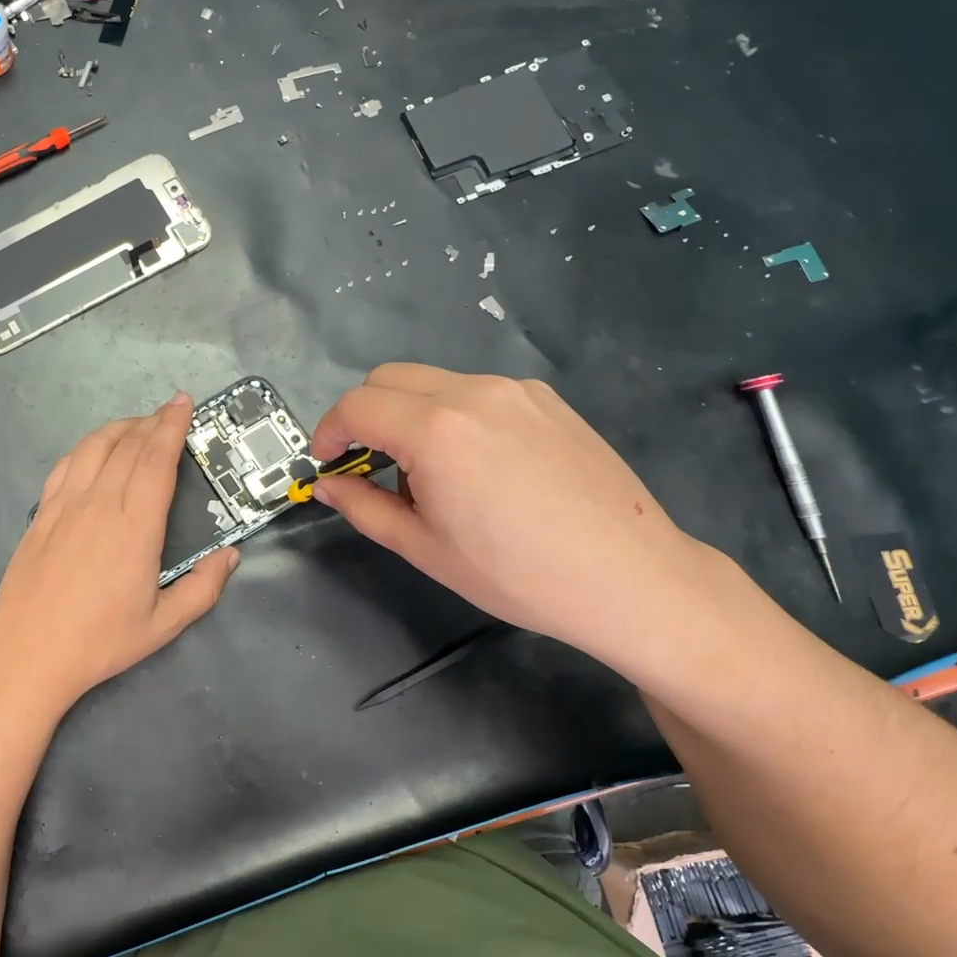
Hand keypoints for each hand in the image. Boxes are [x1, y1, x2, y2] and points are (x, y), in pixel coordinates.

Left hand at [0, 394, 240, 709]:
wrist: (28, 653)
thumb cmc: (99, 642)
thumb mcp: (163, 626)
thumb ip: (202, 588)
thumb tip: (230, 555)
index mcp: (134, 527)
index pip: (157, 460)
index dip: (172, 427)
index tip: (184, 404)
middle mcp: (99, 504)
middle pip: (128, 446)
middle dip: (153, 421)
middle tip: (172, 410)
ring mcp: (64, 505)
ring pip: (93, 447)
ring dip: (120, 428)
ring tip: (138, 424)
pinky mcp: (41, 514)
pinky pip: (66, 465)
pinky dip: (86, 447)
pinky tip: (94, 450)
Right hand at [310, 364, 711, 647]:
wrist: (629, 577)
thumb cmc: (514, 573)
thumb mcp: (423, 547)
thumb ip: (362, 506)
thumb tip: (328, 484)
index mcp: (435, 430)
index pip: (355, 406)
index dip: (328, 432)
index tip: (327, 464)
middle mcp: (473, 393)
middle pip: (388, 379)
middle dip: (363, 415)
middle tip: (368, 464)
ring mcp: (516, 391)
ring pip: (433, 382)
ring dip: (408, 414)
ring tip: (429, 472)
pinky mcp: (547, 400)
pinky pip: (477, 392)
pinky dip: (453, 415)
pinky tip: (478, 465)